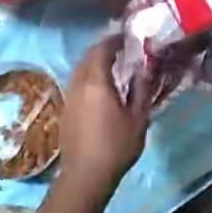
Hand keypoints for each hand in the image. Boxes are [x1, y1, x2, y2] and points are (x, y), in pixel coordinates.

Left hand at [59, 36, 151, 191]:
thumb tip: (146, 69)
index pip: (102, 49)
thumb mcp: (138, 119)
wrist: (85, 174)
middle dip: (102, 48)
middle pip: (87, 56)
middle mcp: (78, 83)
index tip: (127, 37)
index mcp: (96, 82)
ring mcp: (69, 96)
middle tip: (120, 49)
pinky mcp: (65, 108)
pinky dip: (88, 75)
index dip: (114, 40)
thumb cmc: (116, 146)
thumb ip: (142, 90)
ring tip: (112, 65)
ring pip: (79, 68)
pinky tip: (100, 86)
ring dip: (93, 61)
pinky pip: (76, 81)